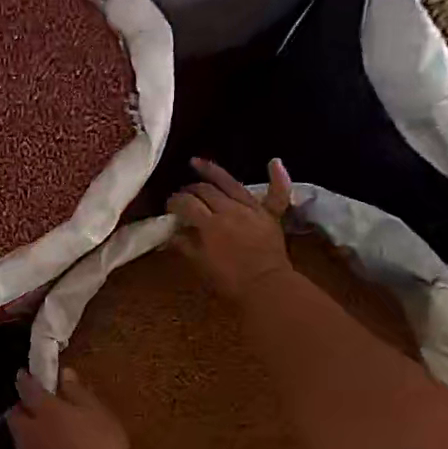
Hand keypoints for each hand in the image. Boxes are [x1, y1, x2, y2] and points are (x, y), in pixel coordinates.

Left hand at [7, 368, 129, 448]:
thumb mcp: (97, 411)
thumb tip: (64, 375)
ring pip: (18, 437)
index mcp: (45, 409)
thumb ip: (77, 392)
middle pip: (15, 415)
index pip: (26, 389)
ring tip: (43, 430)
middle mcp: (29, 430)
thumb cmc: (101, 443)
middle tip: (38, 406)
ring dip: (26, 430)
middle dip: (22, 408)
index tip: (26, 375)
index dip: (26, 380)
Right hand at [166, 157, 295, 299]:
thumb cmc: (230, 282)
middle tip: (182, 195)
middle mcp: (229, 209)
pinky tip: (274, 161)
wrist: (266, 287)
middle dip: (189, 190)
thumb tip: (170, 234)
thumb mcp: (201, 265)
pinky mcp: (270, 215)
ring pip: (230, 183)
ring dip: (212, 172)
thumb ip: (185, 246)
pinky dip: (278, 177)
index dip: (174, 202)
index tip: (169, 207)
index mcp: (210, 224)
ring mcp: (252, 209)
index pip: (186, 203)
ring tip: (197, 164)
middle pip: (205, 190)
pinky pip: (277, 193)